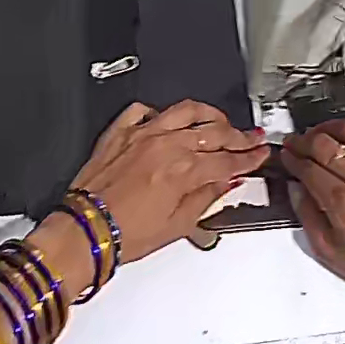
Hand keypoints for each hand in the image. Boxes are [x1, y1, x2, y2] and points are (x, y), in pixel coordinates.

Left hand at [69, 101, 267, 262]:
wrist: (84, 231)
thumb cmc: (124, 233)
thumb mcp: (178, 224)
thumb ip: (207, 197)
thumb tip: (226, 182)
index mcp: (183, 170)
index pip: (228, 159)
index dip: (250, 157)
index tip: (260, 154)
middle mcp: (166, 146)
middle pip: (214, 132)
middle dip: (239, 136)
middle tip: (251, 138)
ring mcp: (143, 135)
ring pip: (186, 111)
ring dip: (209, 114)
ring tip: (220, 120)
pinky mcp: (121, 133)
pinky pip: (143, 110)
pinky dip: (160, 112)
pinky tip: (167, 118)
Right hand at [280, 120, 344, 301]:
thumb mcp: (325, 248)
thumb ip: (305, 212)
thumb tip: (295, 186)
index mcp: (343, 202)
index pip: (309, 168)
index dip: (292, 159)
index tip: (286, 155)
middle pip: (326, 146)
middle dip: (304, 141)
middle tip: (296, 141)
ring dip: (332, 128)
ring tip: (321, 132)